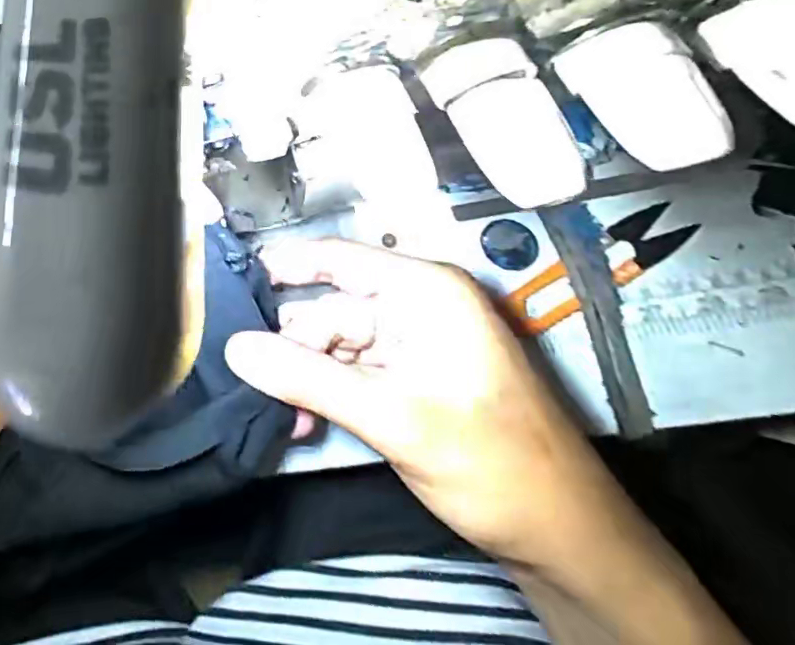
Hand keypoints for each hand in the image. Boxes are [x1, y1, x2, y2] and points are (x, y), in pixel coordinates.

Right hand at [223, 239, 628, 569]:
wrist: (564, 537)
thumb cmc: (491, 462)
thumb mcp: (393, 416)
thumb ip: (309, 378)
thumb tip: (235, 347)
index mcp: (424, 290)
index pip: (338, 258)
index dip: (283, 265)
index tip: (230, 278)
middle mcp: (418, 306)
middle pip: (332, 308)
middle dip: (291, 344)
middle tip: (246, 376)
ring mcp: (416, 344)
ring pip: (338, 344)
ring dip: (306, 375)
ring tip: (281, 414)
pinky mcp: (413, 378)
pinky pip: (354, 372)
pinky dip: (328, 392)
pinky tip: (304, 420)